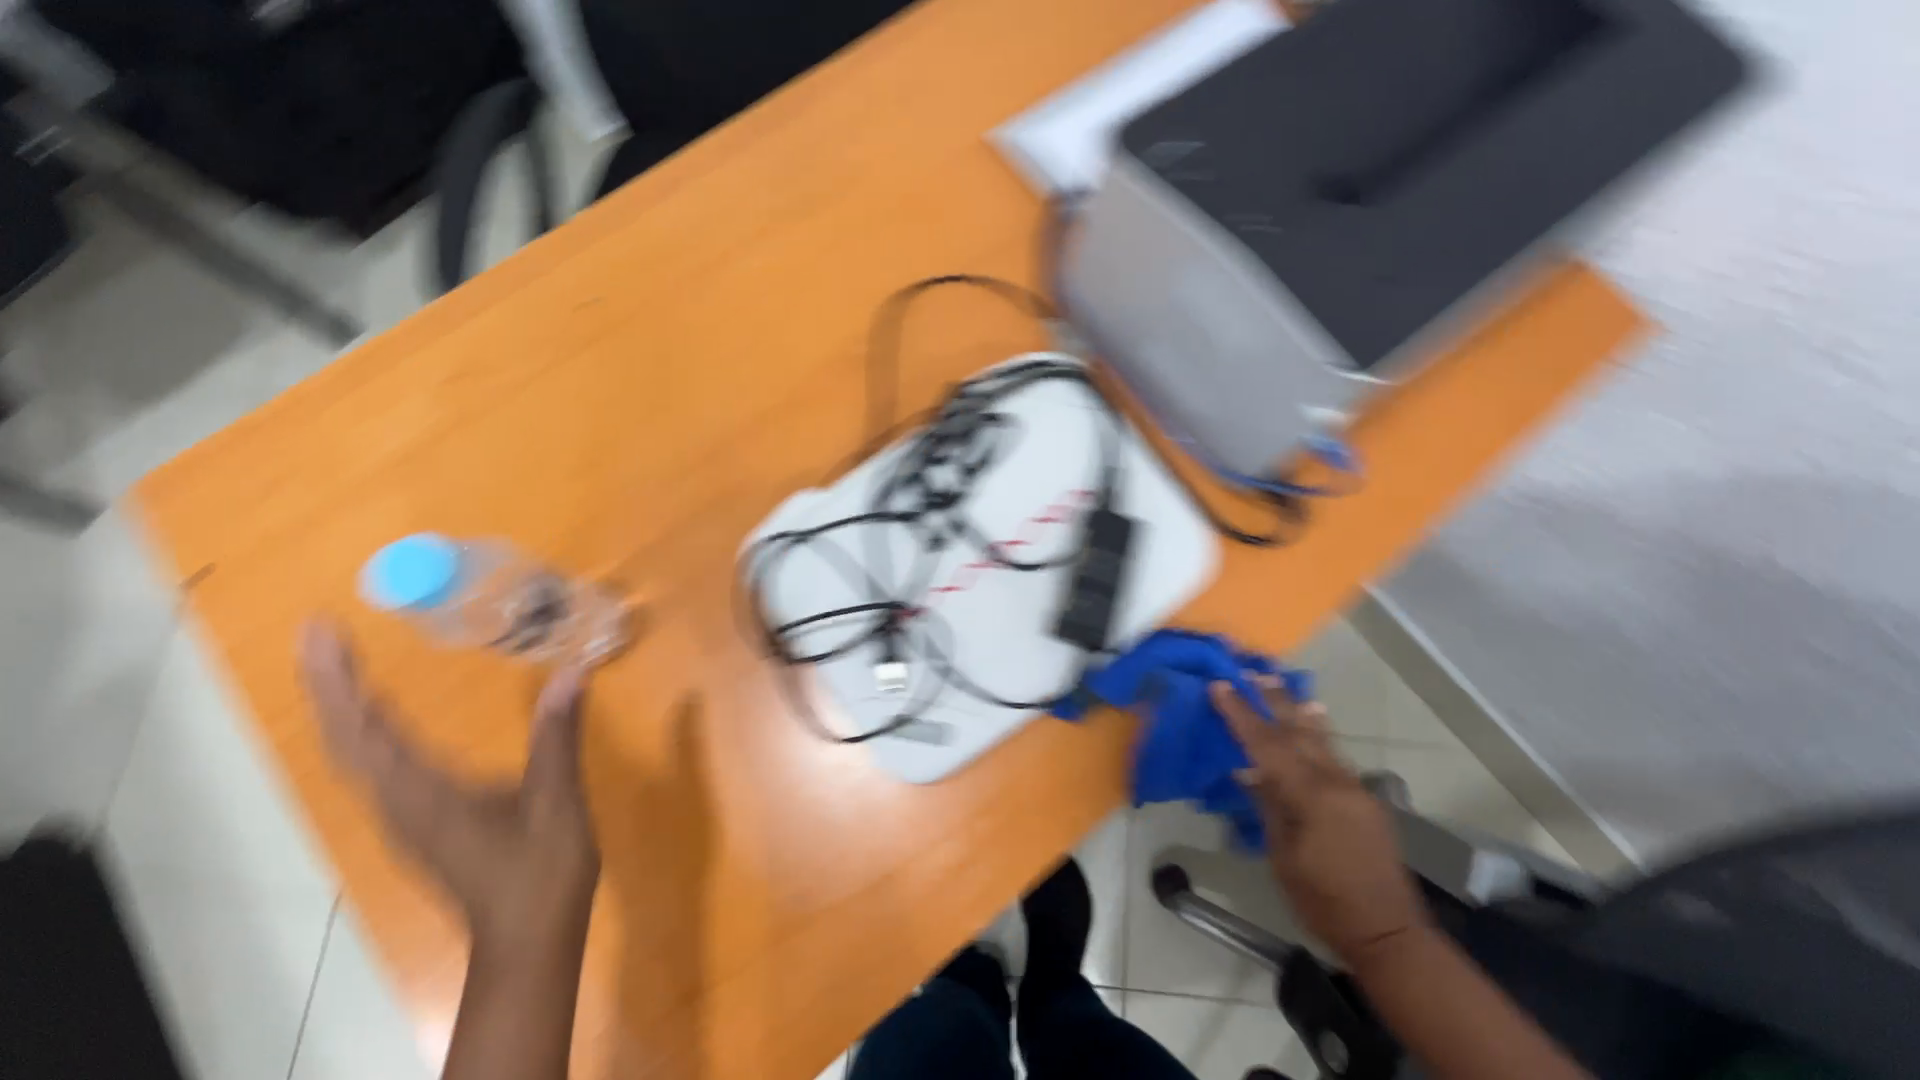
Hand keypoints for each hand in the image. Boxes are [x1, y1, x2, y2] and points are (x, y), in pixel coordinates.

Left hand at [299, 619, 601, 954]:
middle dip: (329, 685)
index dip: (338, 681)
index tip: (320, 632)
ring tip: (341, 665)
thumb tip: (572, 671)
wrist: (528, 940)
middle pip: (345, 740)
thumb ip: (557, 737)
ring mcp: (406, 817)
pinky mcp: (421, 823)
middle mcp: (399, 804)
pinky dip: (365, 731)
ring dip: (342, 706)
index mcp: (423, 796)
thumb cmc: (539, 874)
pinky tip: (379, 718)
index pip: (364, 731)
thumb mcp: (556, 802)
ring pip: (355, 756)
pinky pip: (376, 768)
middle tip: (320, 634)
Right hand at [1212, 677, 1426, 969]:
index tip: (1220, 686)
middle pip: (1299, 731)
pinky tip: (1312, 722)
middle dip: (1273, 698)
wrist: (1387, 930)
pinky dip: (1317, 735)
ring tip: (1280, 683)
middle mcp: (1337, 782)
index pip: (1268, 745)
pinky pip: (1334, 757)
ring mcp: (1356, 789)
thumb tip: (1250, 772)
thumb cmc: (1323, 900)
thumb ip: (1269, 806)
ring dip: (1297, 710)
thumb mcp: (1283, 856)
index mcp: (1311, 796)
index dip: (1241, 714)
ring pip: (1321, 739)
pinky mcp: (1366, 801)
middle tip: (1252, 669)